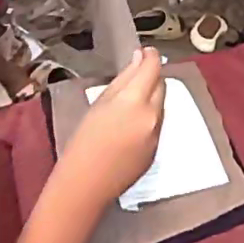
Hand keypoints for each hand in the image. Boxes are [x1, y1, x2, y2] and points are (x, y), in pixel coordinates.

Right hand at [61, 48, 165, 202]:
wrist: (82, 190)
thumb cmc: (82, 143)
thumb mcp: (99, 103)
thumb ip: (124, 78)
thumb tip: (140, 57)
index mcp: (135, 101)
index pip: (154, 67)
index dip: (151, 56)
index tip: (145, 52)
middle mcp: (152, 115)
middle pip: (161, 84)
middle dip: (151, 77)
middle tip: (133, 81)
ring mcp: (157, 134)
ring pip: (161, 104)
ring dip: (151, 98)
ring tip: (129, 107)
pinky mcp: (157, 150)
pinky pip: (158, 124)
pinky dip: (149, 119)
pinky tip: (130, 128)